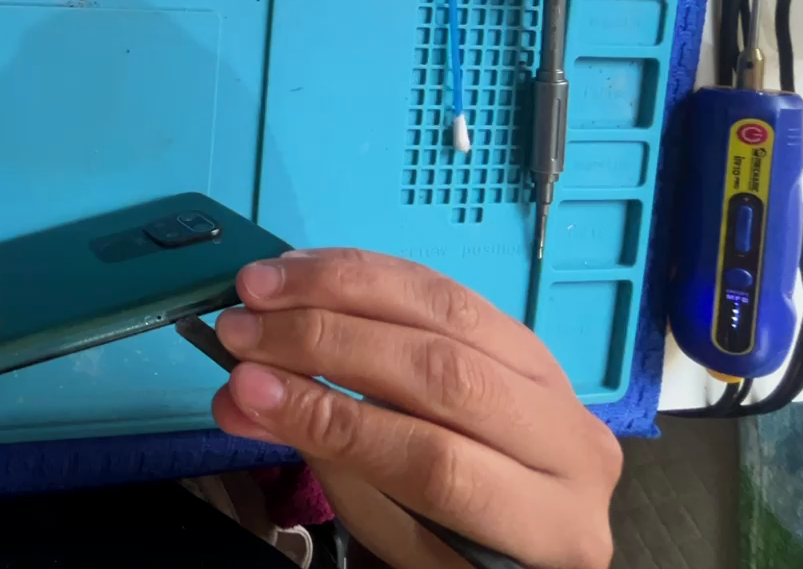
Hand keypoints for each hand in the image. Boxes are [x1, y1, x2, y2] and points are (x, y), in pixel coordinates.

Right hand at [210, 249, 620, 568]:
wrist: (523, 518)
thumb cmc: (446, 536)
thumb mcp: (387, 521)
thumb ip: (318, 453)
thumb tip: (235, 397)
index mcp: (548, 525)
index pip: (435, 462)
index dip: (330, 416)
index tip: (243, 385)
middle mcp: (568, 441)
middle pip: (439, 371)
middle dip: (320, 340)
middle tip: (237, 328)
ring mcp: (548, 372)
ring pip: (439, 307)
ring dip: (332, 285)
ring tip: (256, 284)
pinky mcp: (514, 326)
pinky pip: (430, 280)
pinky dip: (353, 267)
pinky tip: (295, 266)